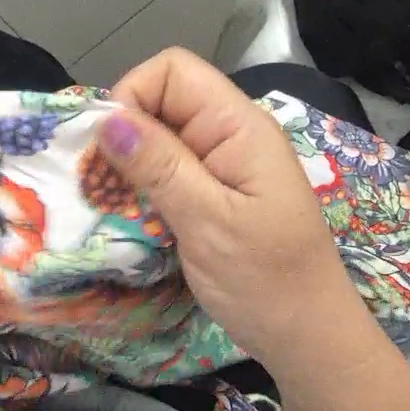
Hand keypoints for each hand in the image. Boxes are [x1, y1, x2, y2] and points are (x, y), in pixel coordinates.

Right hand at [98, 49, 367, 375]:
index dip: (133, 95)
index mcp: (239, 126)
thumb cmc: (268, 282)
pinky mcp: (212, 192)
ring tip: (109, 201)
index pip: (173, 71)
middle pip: (161, 100)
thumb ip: (160, 167)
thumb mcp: (209, 223)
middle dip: (124, 134)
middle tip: (99, 183)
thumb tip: (108, 118)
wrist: (310, 339)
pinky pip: (166, 169)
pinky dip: (142, 185)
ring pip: (158, 137)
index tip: (109, 148)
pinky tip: (129, 214)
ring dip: (129, 164)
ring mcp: (221, 163)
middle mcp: (229, 134)